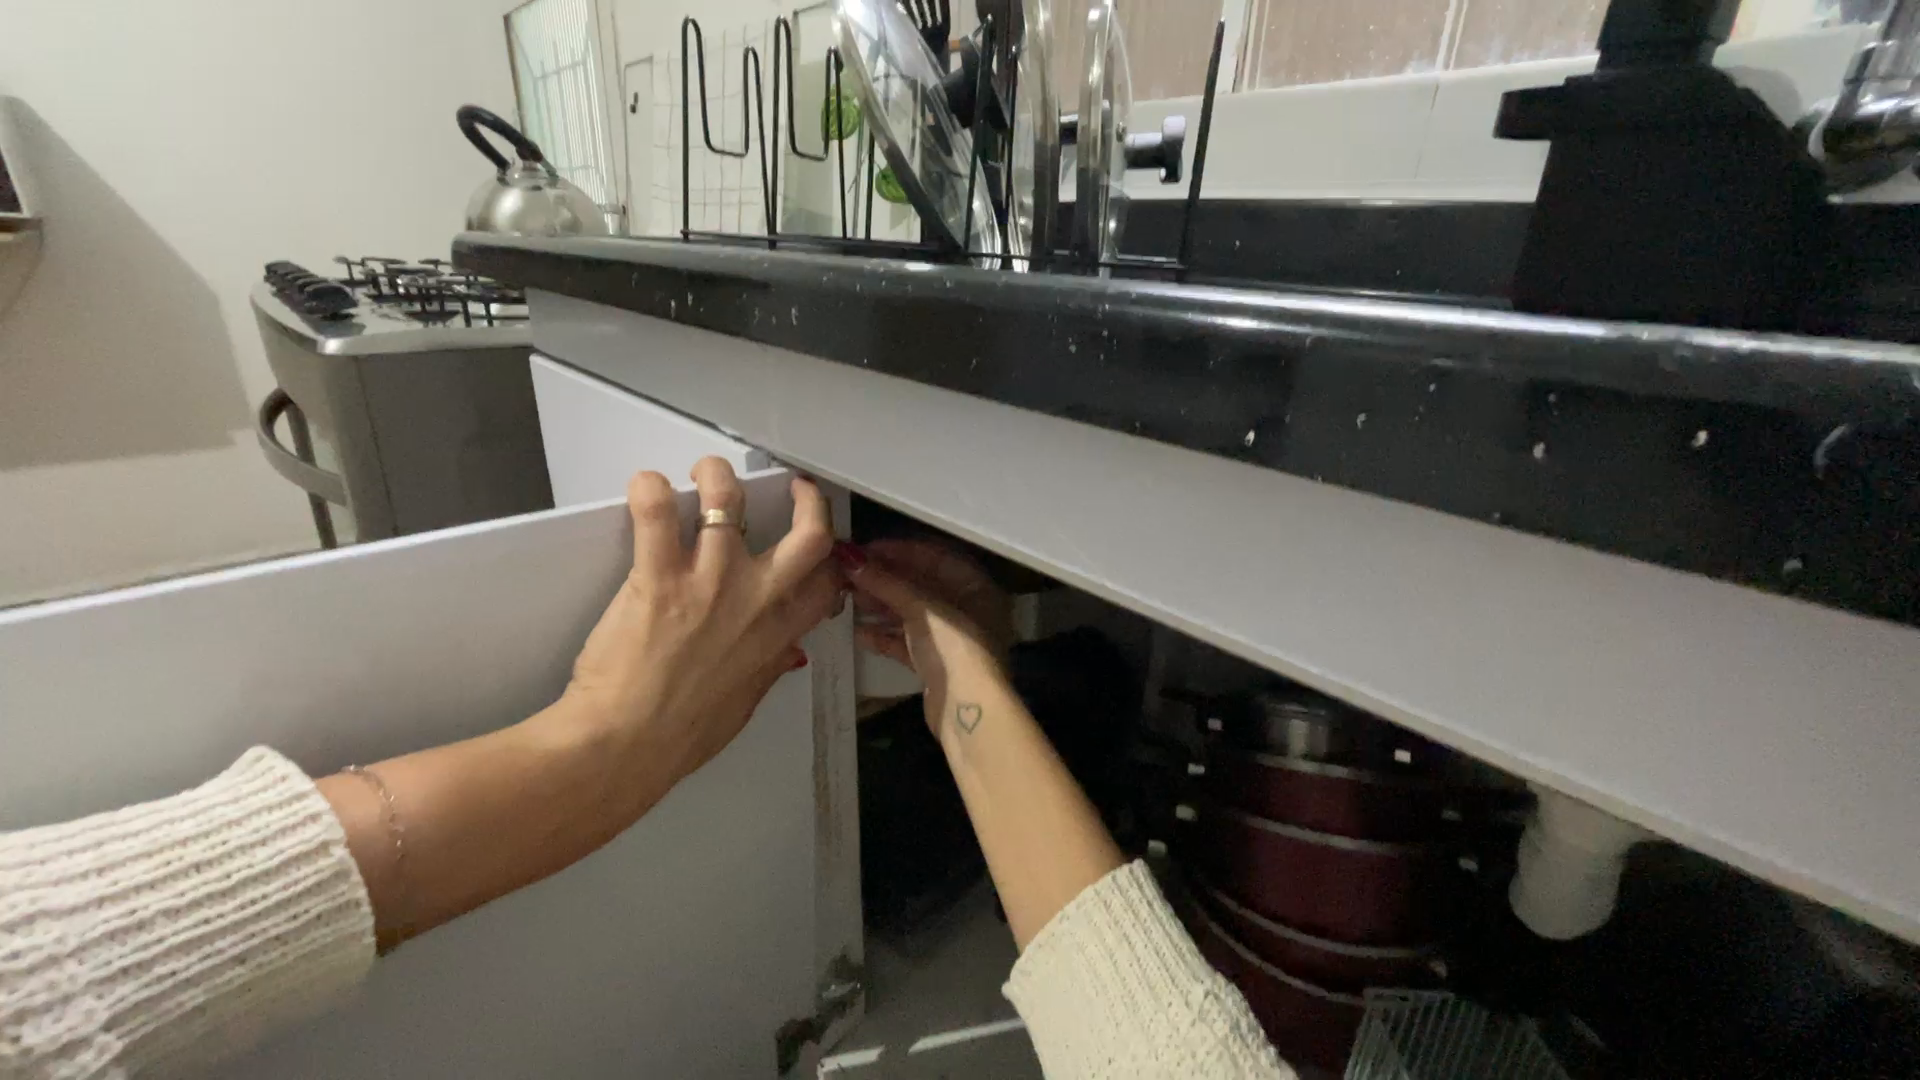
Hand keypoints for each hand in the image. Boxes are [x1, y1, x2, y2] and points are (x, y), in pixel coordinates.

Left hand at [566, 458, 842, 787]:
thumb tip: (786, 651)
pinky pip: (658, 512)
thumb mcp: (744, 704)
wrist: (624, 745)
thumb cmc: (683, 735)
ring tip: (706, 472)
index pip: (827, 581)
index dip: (829, 556)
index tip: (816, 543)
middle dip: (807, 499)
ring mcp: (709, 581)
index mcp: (778, 633)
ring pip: (728, 500)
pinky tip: (647, 486)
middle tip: (791, 486)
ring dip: (718, 475)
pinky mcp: (658, 575)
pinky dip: (651, 488)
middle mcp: (755, 598)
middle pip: (808, 534)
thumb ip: (769, 666)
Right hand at [840, 538, 1013, 737]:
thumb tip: (849, 557)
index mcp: (977, 587)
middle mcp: (969, 610)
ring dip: (881, 606)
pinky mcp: (937, 665)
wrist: (966, 711)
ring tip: (847, 599)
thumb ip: (886, 582)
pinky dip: (884, 636)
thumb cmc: (954, 648)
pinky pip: (907, 642)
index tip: (864, 550)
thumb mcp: (921, 608)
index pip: (935, 557)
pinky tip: (857, 632)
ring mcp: (953, 640)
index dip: (899, 551)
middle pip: (922, 586)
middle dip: (885, 580)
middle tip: (848, 575)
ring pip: (912, 615)